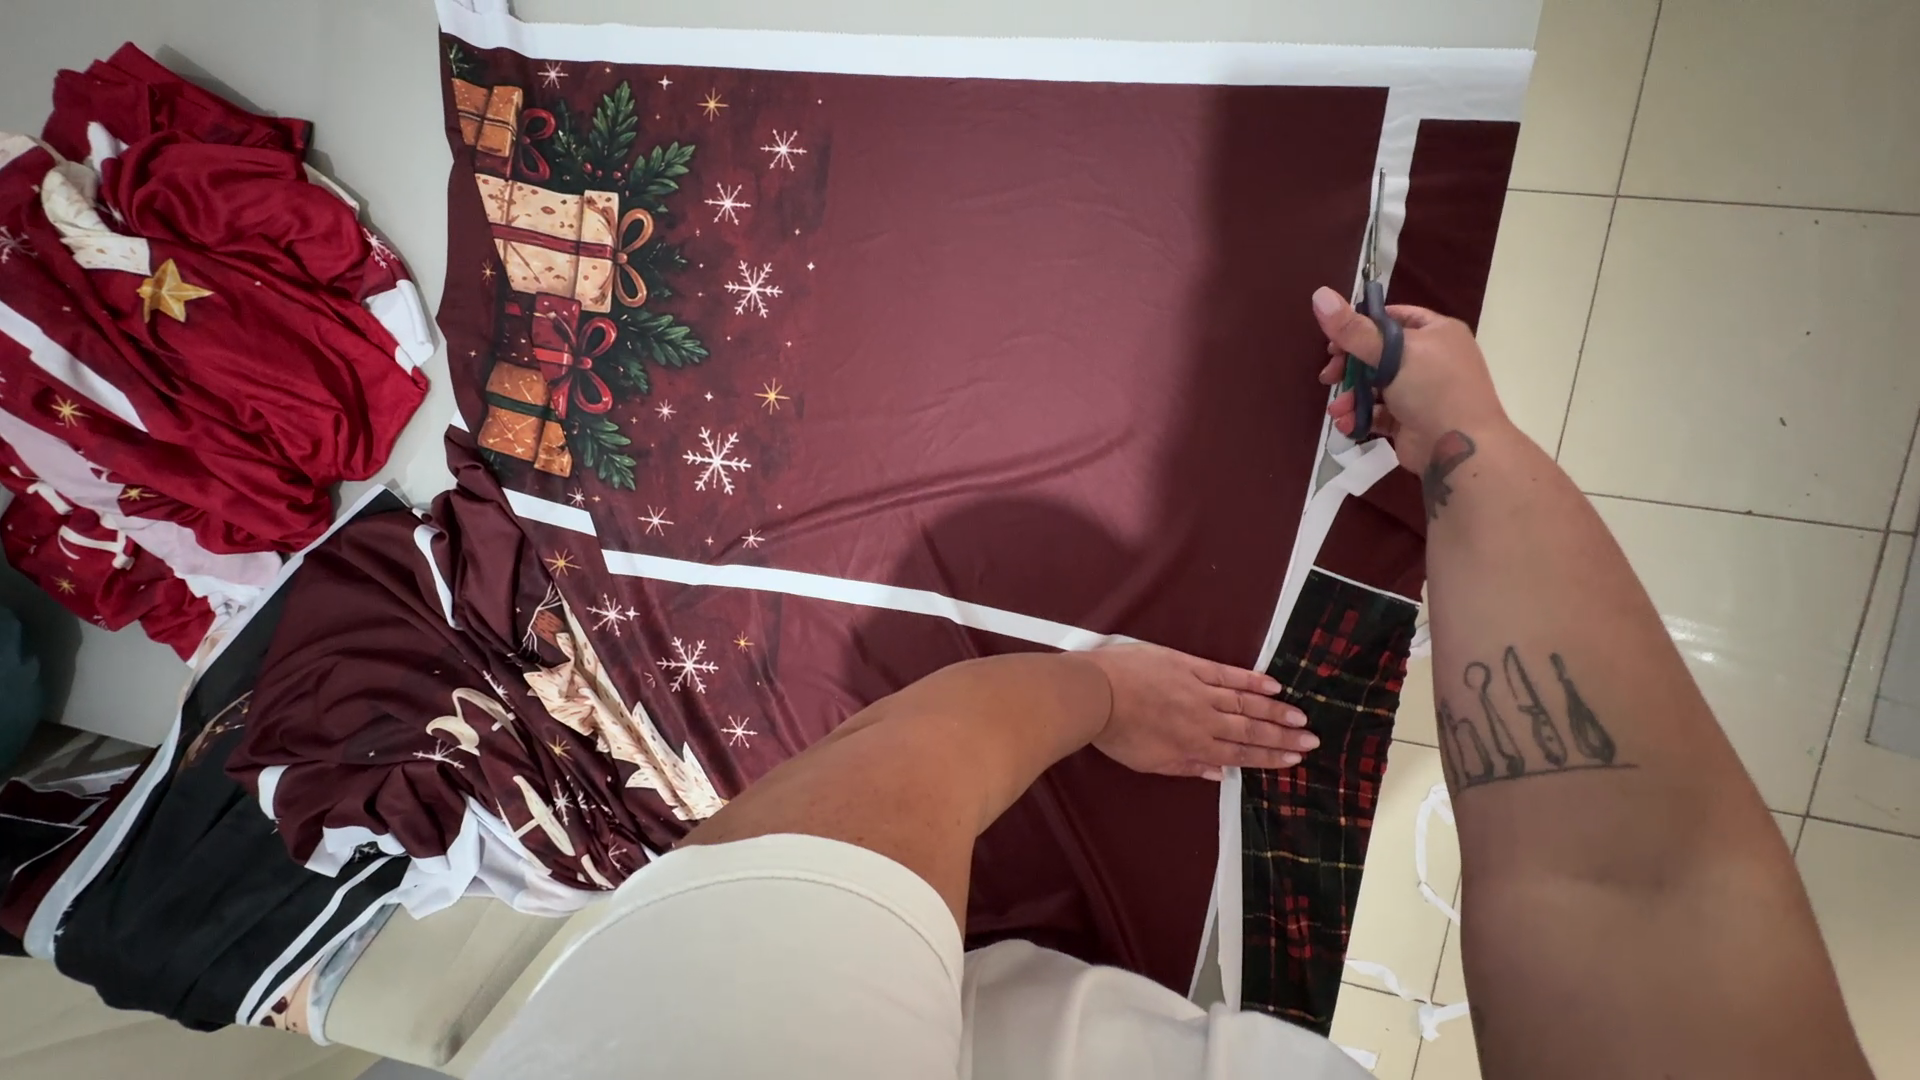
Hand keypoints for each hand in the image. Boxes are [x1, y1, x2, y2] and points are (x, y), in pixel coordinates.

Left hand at [1081, 643, 1316, 779]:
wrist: (1096, 693)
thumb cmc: (1116, 732)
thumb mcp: (1148, 762)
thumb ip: (1185, 767)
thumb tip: (1220, 773)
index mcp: (1194, 746)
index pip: (1240, 755)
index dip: (1270, 758)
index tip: (1295, 760)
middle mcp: (1204, 720)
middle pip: (1250, 730)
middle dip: (1283, 737)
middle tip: (1313, 741)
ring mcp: (1198, 690)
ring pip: (1244, 702)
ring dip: (1274, 711)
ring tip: (1301, 717)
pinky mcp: (1188, 664)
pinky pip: (1226, 673)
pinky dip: (1250, 679)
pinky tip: (1272, 685)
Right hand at [1311, 286, 1509, 473]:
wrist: (1461, 446)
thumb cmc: (1432, 389)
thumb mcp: (1392, 353)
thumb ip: (1353, 329)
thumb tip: (1319, 295)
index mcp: (1435, 333)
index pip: (1392, 319)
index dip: (1360, 328)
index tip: (1333, 343)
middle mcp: (1430, 359)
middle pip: (1377, 355)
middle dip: (1348, 368)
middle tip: (1328, 378)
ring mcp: (1420, 391)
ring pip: (1374, 386)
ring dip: (1350, 397)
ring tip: (1336, 410)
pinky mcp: (1410, 419)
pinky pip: (1378, 412)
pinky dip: (1360, 416)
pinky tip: (1347, 424)